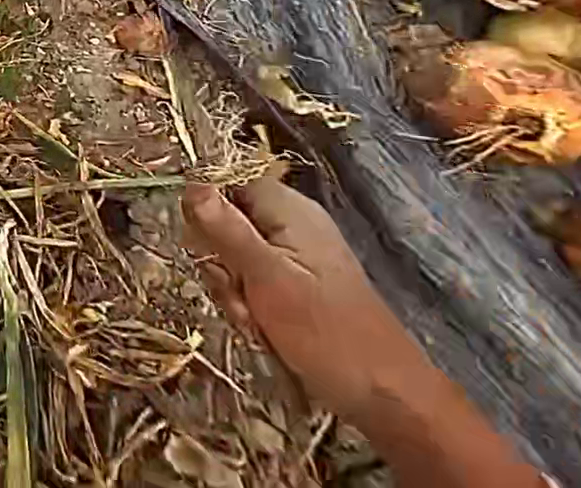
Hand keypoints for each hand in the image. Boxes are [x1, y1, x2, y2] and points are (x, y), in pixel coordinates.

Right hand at [183, 178, 546, 487]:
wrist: (390, 400)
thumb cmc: (328, 334)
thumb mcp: (268, 278)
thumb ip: (226, 229)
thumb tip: (189, 183)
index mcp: (286, 208)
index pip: (223, 179)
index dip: (202, 205)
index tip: (201, 242)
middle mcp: (288, 221)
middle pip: (221, 217)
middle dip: (216, 257)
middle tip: (234, 290)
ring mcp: (291, 251)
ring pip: (229, 251)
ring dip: (229, 285)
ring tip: (250, 316)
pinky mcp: (292, 279)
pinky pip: (247, 274)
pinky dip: (244, 299)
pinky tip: (257, 325)